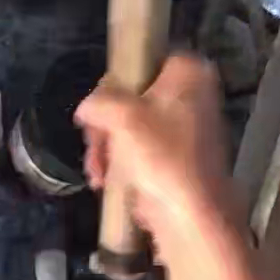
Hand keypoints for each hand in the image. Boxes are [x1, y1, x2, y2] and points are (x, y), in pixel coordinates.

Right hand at [73, 53, 236, 253]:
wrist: (191, 217)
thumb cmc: (162, 158)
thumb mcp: (123, 119)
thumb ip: (99, 102)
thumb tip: (86, 108)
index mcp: (189, 73)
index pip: (141, 61)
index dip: (113, 86)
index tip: (96, 111)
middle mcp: (192, 97)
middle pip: (132, 100)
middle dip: (106, 128)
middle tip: (94, 148)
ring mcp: (186, 132)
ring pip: (132, 130)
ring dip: (107, 151)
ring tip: (97, 174)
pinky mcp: (178, 163)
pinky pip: (141, 155)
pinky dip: (121, 167)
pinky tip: (106, 183)